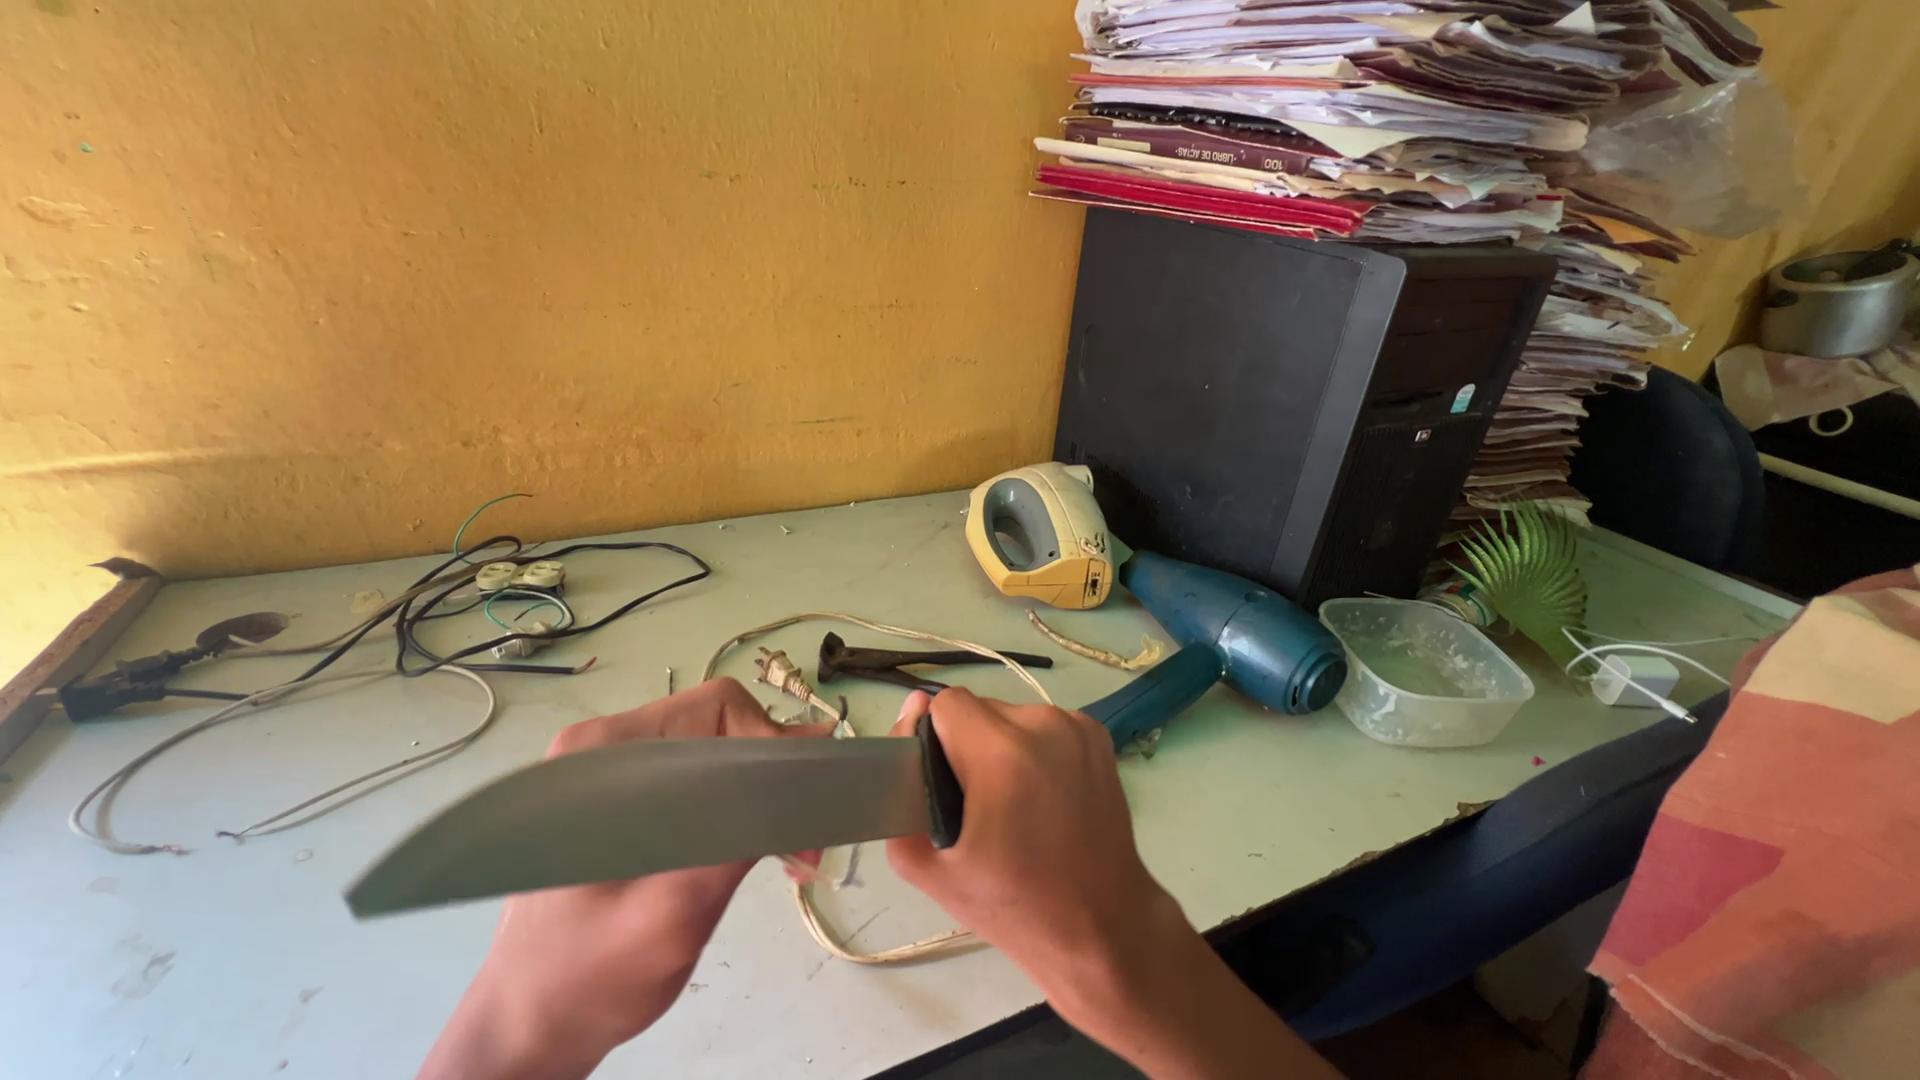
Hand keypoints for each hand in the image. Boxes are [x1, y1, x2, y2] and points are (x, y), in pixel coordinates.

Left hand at [418, 679, 830, 1079]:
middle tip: (802, 842)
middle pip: (724, 724)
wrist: (529, 1025)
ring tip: (789, 854)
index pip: (716, 709)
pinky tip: (755, 851)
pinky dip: (739, 808)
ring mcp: (617, 770)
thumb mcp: (672, 918)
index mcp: (602, 757)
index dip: (769, 747)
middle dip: (772, 776)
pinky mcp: (629, 796)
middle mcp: (608, 746)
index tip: (796, 805)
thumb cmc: (587, 979)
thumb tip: (807, 769)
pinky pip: (703, 777)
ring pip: (721, 750)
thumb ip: (736, 841)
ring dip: (761, 795)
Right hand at [885, 689, 1173, 1006]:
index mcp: (1002, 754)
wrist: (1103, 927)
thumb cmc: (1014, 907)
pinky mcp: (1098, 736)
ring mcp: (1076, 727)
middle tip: (975, 801)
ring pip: (1011, 716)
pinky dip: (1033, 749)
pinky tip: (1041, 795)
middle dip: (966, 744)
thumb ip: (902, 789)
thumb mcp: (931, 870)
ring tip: (1011, 802)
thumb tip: (909, 718)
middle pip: (978, 708)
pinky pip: (1043, 726)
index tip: (940, 779)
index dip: (933, 738)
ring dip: (1000, 745)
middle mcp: (1043, 726)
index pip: (944, 704)